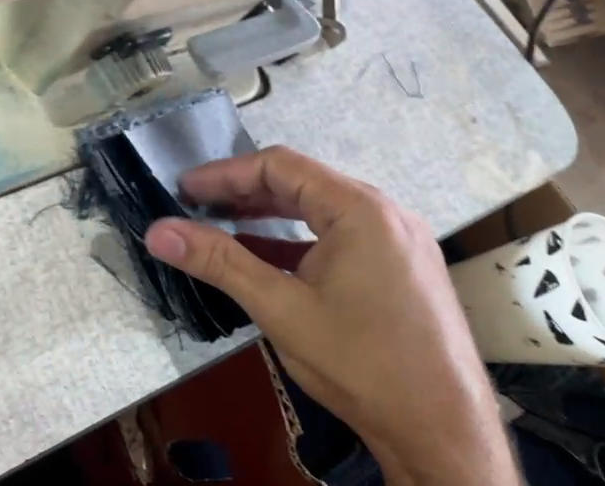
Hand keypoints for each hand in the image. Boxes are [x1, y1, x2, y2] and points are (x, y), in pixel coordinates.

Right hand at [142, 147, 516, 485]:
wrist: (447, 437)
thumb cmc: (363, 366)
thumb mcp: (280, 309)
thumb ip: (218, 262)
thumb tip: (157, 232)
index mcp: (361, 210)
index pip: (279, 166)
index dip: (225, 173)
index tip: (183, 189)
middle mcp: (384, 213)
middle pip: (300, 183)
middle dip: (243, 191)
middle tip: (195, 205)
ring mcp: (398, 241)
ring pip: (319, 209)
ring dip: (268, 214)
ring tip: (221, 224)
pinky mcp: (401, 268)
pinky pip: (339, 235)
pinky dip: (297, 239)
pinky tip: (265, 257)